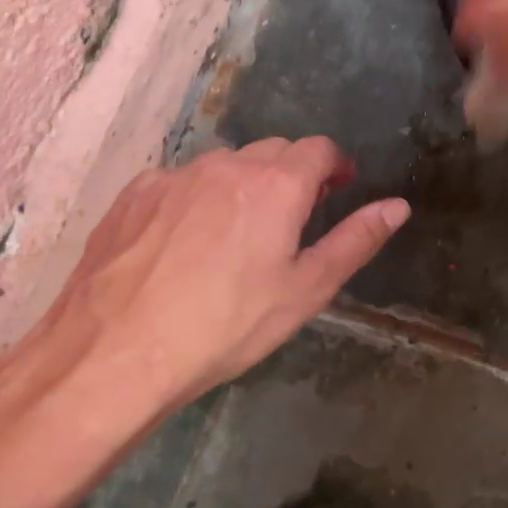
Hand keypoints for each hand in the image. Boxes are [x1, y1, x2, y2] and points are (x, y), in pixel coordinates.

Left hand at [47, 137, 407, 403]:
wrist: (108, 359)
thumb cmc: (222, 327)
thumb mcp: (305, 291)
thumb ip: (356, 241)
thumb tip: (398, 206)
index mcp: (278, 184)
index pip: (320, 149)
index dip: (335, 167)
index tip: (337, 192)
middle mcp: (228, 166)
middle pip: (274, 151)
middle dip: (292, 175)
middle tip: (291, 221)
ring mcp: (175, 178)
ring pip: (225, 165)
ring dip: (243, 184)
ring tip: (235, 235)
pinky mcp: (132, 196)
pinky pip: (179, 182)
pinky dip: (195, 198)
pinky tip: (182, 244)